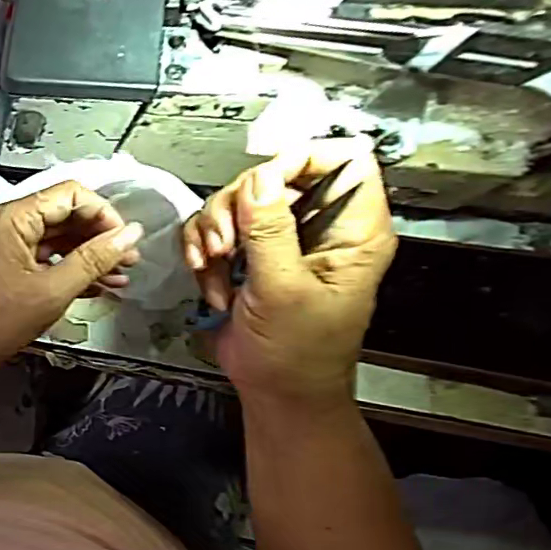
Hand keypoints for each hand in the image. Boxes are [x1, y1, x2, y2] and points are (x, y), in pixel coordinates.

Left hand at [0, 182, 144, 381]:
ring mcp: (3, 243)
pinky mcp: (3, 264)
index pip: (71, 194)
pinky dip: (68, 268)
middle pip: (65, 213)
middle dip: (99, 236)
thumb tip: (130, 234)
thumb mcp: (53, 291)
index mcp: (12, 218)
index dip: (103, 214)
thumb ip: (94, 259)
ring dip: (88, 255)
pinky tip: (94, 285)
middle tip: (127, 260)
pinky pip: (43, 256)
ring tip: (117, 277)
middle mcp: (5, 223)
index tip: (124, 240)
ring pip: (57, 237)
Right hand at [182, 139, 396, 406]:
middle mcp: (314, 227)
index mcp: (350, 230)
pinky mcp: (243, 257)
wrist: (274, 388)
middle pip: (270, 179)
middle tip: (223, 246)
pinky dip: (200, 253)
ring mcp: (275, 241)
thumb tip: (261, 178)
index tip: (256, 188)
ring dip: (210, 234)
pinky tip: (208, 281)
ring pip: (233, 205)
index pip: (341, 161)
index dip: (298, 161)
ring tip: (212, 268)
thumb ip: (270, 232)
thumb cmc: (297, 350)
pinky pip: (211, 232)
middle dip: (234, 209)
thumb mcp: (284, 289)